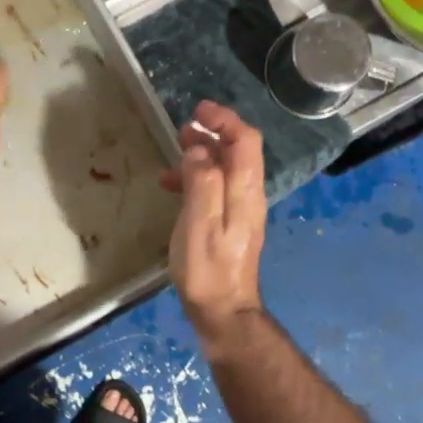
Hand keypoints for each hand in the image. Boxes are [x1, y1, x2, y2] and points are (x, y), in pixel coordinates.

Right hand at [159, 100, 266, 343]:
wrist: (223, 312)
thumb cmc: (207, 270)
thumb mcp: (198, 223)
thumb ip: (201, 182)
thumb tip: (199, 150)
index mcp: (245, 192)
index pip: (245, 141)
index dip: (225, 119)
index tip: (199, 110)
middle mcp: (250, 197)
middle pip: (239, 152)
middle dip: (214, 133)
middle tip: (183, 128)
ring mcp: (242, 212)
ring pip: (227, 170)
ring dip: (205, 155)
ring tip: (176, 151)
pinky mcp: (231, 226)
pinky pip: (218, 190)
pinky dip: (198, 180)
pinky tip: (173, 186)